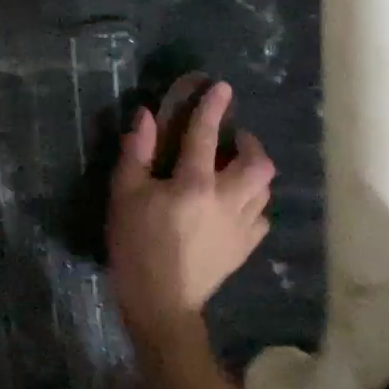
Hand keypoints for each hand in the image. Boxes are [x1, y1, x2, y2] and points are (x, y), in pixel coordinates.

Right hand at [105, 81, 274, 332]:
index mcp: (195, 183)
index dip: (212, 108)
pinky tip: (234, 202)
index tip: (222, 87)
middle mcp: (227, 201)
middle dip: (250, 145)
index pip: (205, 136)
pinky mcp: (245, 248)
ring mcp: (242, 227)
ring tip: (234, 167)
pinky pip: (260, 216)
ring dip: (253, 172)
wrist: (160, 302)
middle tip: (233, 138)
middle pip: (258, 166)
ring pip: (265, 190)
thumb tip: (145, 114)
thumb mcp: (124, 192)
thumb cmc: (136, 241)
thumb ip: (136, 150)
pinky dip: (253, 202)